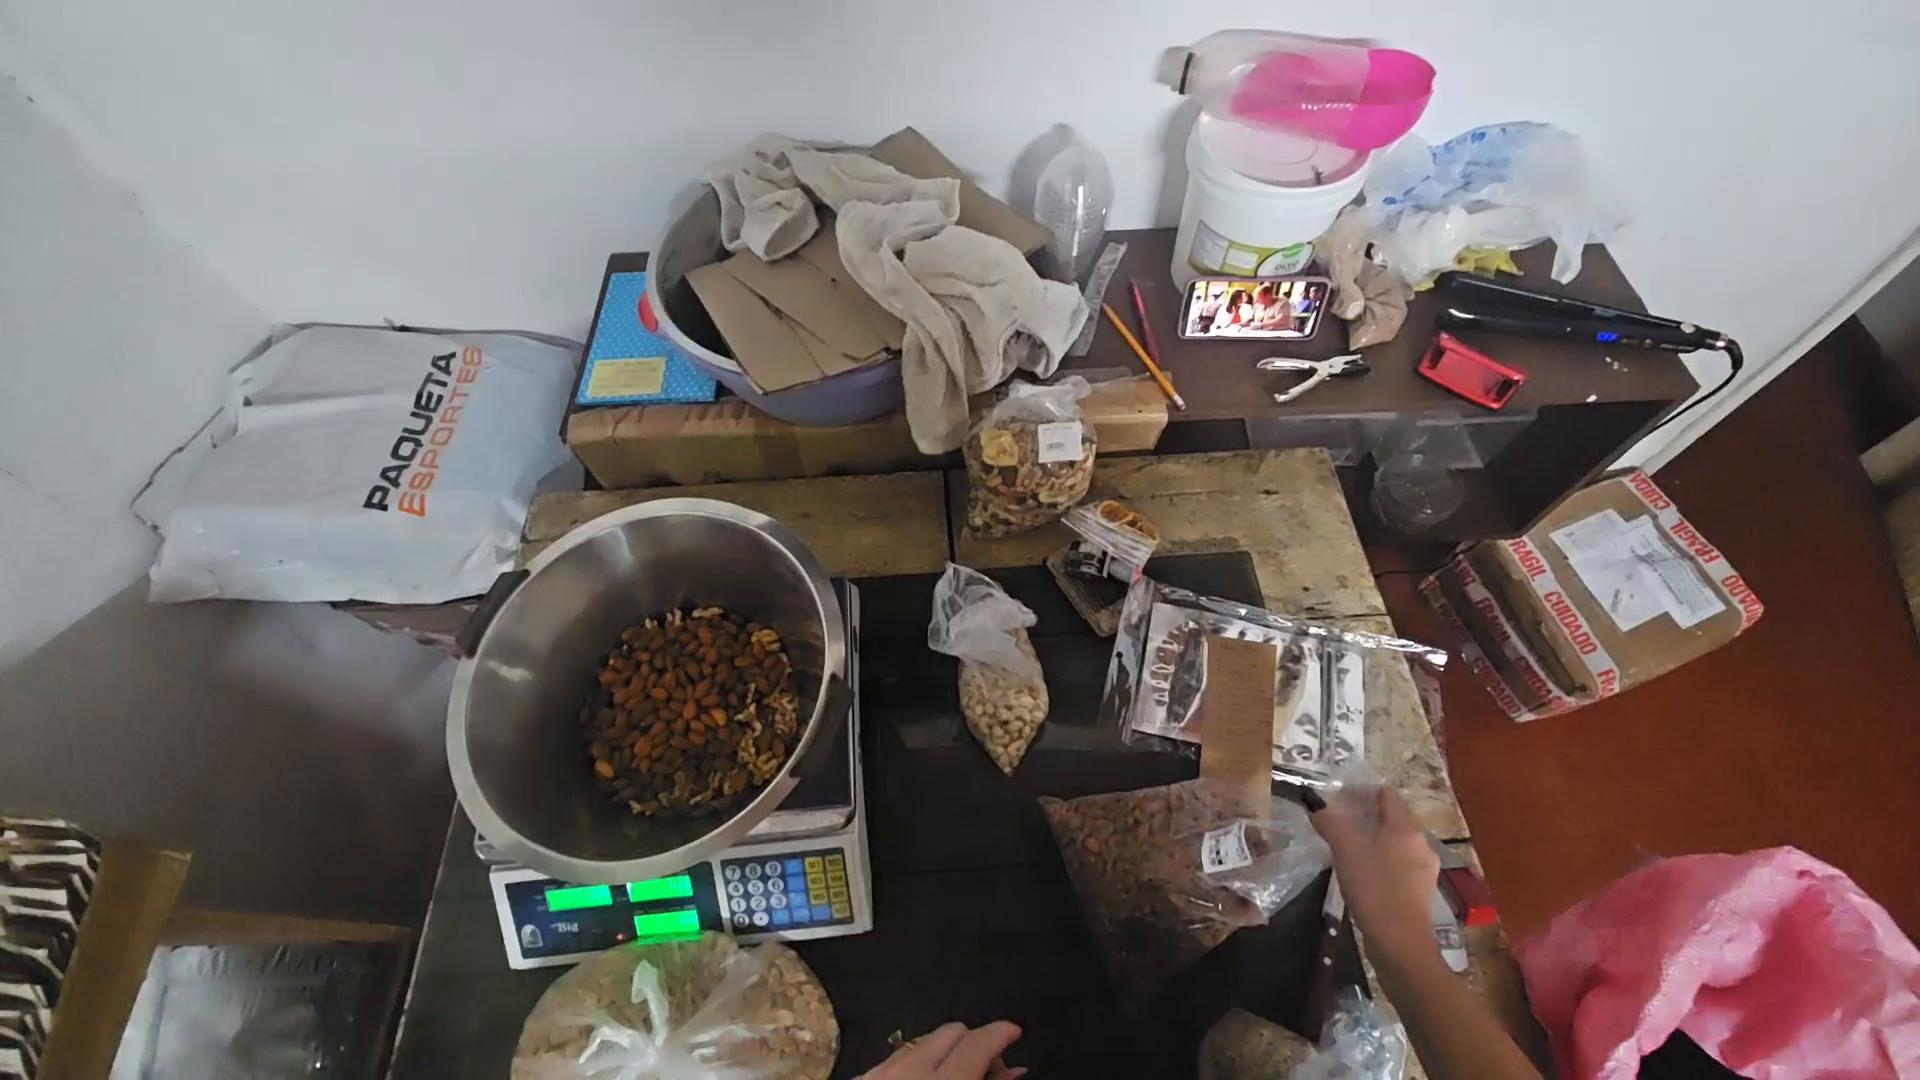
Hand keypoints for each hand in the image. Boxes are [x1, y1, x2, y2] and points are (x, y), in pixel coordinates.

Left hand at [863, 1022, 1024, 1079]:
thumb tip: (1014, 1070)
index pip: (978, 1043)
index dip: (1001, 1033)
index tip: (1016, 1033)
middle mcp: (910, 1069)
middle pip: (953, 1031)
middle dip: (974, 1043)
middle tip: (987, 1070)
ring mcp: (881, 1072)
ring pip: (924, 1040)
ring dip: (946, 1052)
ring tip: (956, 1077)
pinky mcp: (863, 1078)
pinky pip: (898, 1055)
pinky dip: (917, 1062)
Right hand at [1307, 785, 1439, 953]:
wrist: (1400, 944)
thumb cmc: (1374, 887)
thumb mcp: (1344, 849)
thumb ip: (1328, 821)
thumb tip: (1312, 800)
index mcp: (1406, 828)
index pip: (1387, 794)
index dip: (1362, 790)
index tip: (1337, 797)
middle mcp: (1421, 844)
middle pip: (1392, 816)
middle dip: (1364, 813)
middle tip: (1336, 819)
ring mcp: (1423, 869)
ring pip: (1395, 841)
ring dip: (1371, 836)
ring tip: (1344, 844)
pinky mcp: (1419, 891)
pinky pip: (1397, 862)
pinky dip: (1379, 857)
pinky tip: (1360, 870)